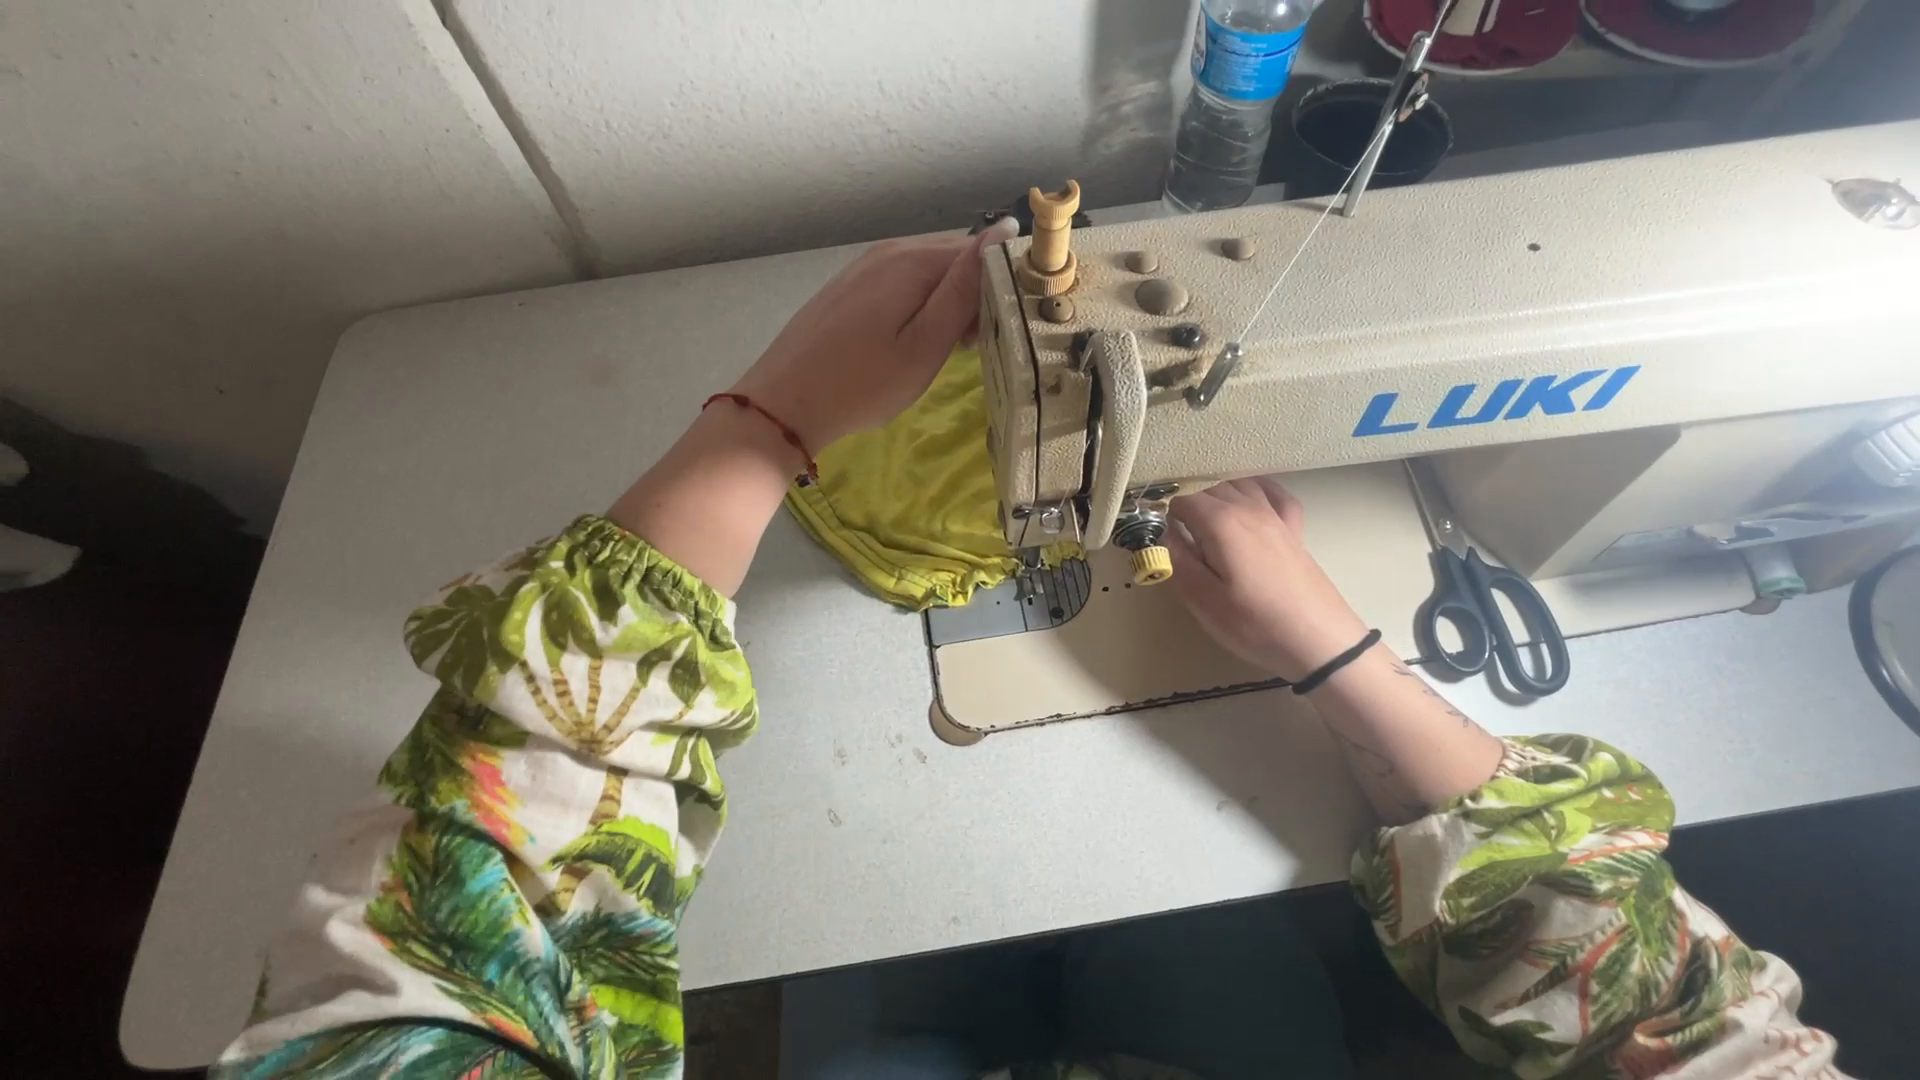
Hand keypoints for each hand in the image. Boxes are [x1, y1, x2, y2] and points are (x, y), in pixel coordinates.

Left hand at [729, 218, 1020, 451]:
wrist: (785, 404)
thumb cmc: (863, 384)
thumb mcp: (925, 344)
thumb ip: (964, 288)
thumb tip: (1003, 231)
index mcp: (913, 260)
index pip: (980, 252)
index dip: (999, 287)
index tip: (1000, 329)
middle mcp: (890, 251)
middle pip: (954, 260)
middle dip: (973, 296)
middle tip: (971, 347)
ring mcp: (864, 267)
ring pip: (927, 275)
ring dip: (946, 306)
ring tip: (943, 350)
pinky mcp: (849, 288)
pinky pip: (901, 285)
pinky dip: (917, 309)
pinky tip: (909, 343)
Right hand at [1166, 477, 1370, 682]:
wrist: (1317, 640)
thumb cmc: (1253, 623)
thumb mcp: (1202, 598)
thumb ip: (1177, 558)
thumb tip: (1163, 532)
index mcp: (1221, 523)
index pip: (1182, 500)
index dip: (1164, 514)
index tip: (1157, 535)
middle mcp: (1248, 508)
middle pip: (1209, 488)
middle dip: (1188, 505)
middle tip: (1177, 536)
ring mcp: (1275, 516)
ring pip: (1239, 485)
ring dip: (1217, 494)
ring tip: (1205, 521)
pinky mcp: (1295, 529)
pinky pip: (1275, 493)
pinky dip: (1257, 489)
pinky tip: (1250, 497)